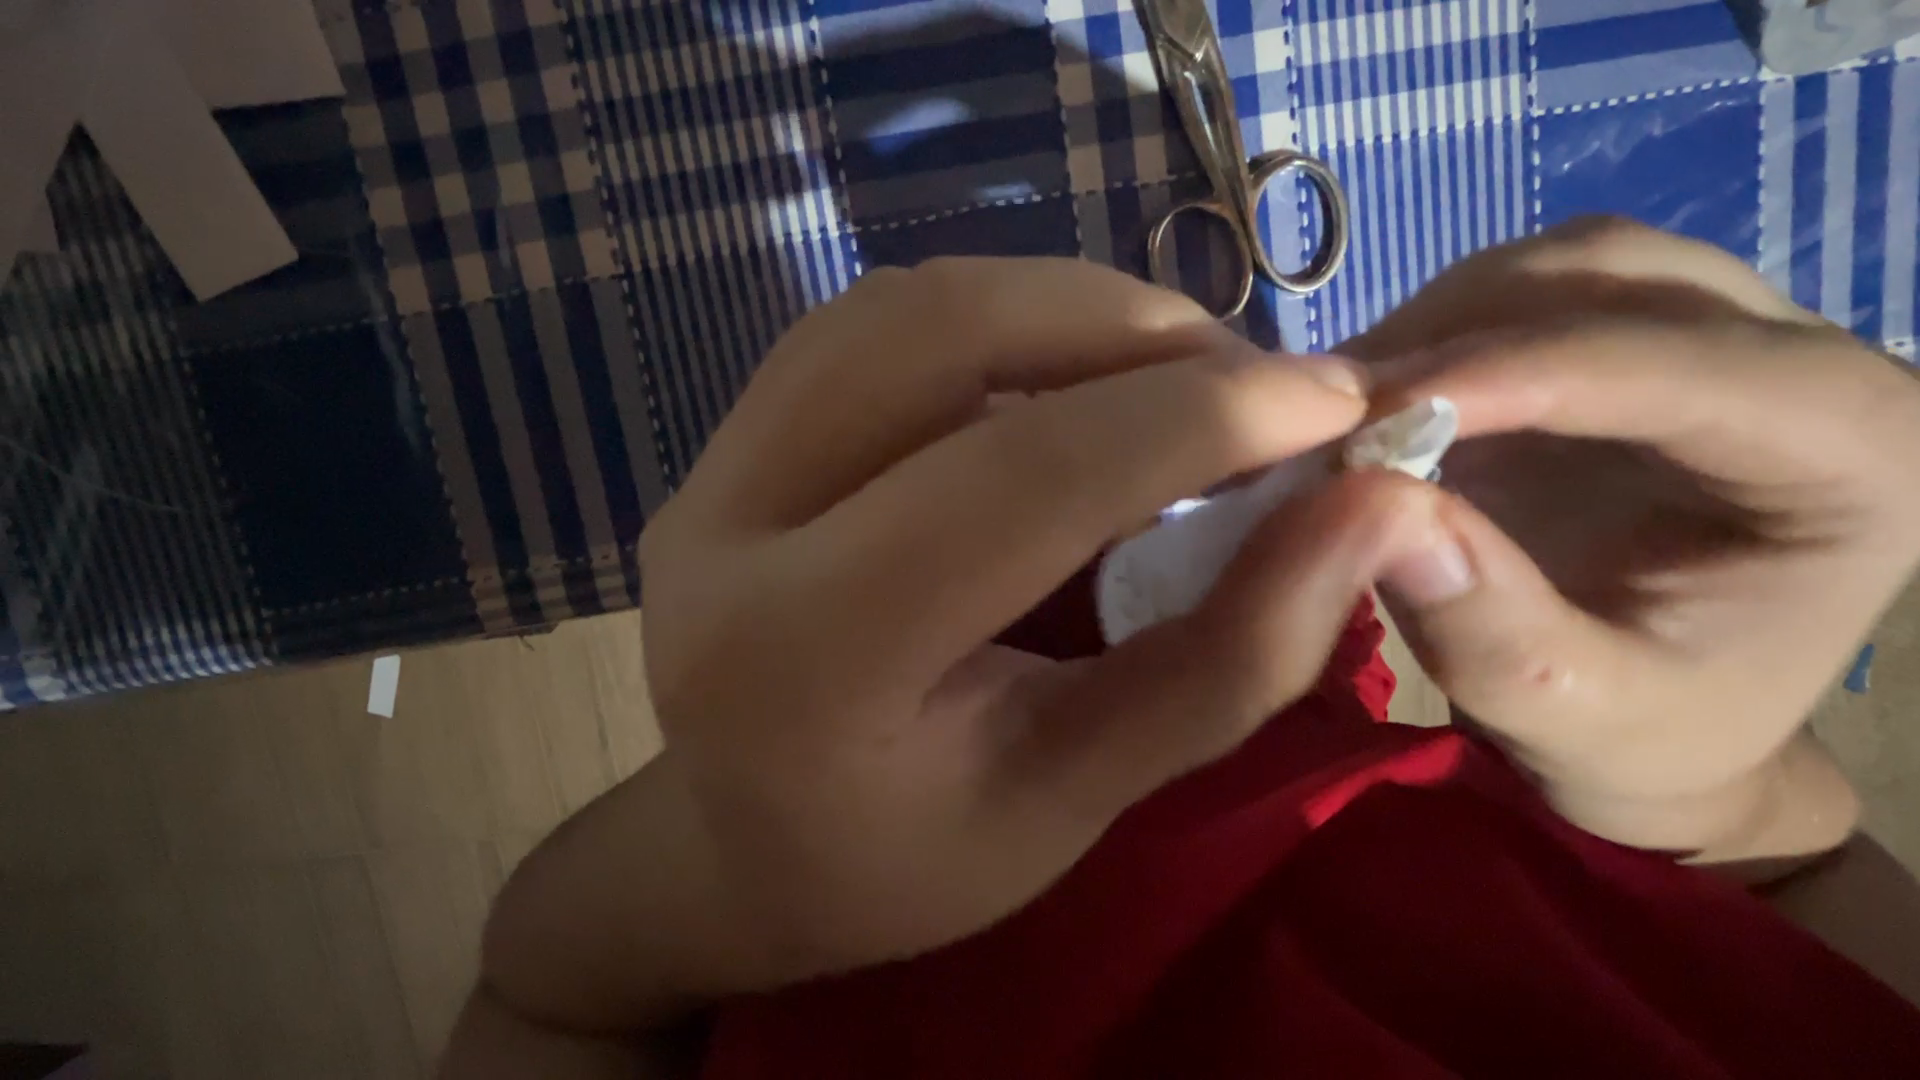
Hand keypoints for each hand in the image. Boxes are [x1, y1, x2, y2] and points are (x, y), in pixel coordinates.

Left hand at [480, 257, 1445, 1031]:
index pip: (1020, 478)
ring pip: (906, 307)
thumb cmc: (900, 860)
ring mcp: (711, 464)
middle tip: (1252, 382)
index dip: (1193, 419)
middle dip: (1130, 328)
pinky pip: (872, 326)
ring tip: (1172, 372)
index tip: (1334, 402)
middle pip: (943, 337)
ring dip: (1065, 306)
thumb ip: (1221, 662)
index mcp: (806, 651)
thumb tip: (1371, 508)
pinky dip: (997, 319)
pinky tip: (1064, 372)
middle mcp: (728, 522)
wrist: (734, 848)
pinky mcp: (725, 441)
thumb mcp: (1071, 800)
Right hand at [1350, 220, 1919, 859]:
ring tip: (1344, 404)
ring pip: (1560, 266)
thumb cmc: (1634, 734)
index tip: (1374, 415)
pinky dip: (1429, 333)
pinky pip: (1514, 296)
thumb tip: (1378, 509)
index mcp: (1857, 458)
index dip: (1521, 373)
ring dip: (1437, 321)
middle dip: (1464, 331)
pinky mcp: (1615, 352)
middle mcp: (1798, 370)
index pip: (1684, 368)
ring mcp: (1701, 347)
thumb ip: (1491, 628)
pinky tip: (1369, 395)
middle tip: (1340, 409)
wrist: (1643, 725)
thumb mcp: (1566, 713)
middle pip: (1620, 278)